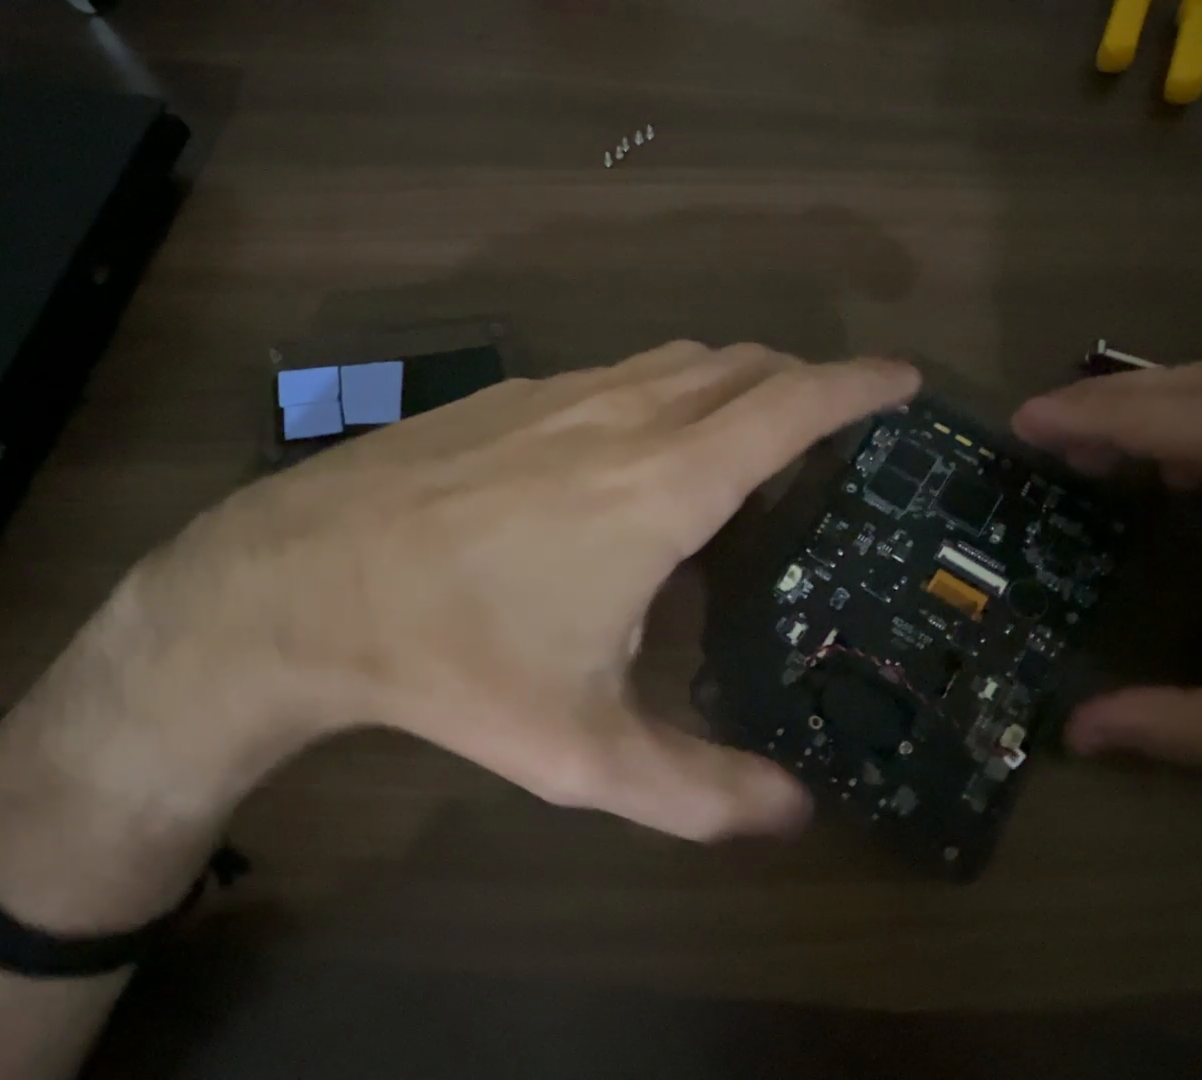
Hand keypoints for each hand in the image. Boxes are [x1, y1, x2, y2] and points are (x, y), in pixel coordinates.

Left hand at [80, 343, 918, 839]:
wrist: (296, 589)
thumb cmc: (450, 662)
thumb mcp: (581, 751)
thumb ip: (696, 789)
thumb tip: (792, 814)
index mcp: (663, 487)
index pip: (790, 407)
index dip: (858, 385)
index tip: (905, 378)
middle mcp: (621, 419)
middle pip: (742, 367)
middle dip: (803, 380)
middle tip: (835, 424)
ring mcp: (556, 397)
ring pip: (677, 361)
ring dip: (733, 381)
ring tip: (752, 432)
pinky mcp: (505, 398)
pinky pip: (616, 375)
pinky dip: (664, 390)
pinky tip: (639, 447)